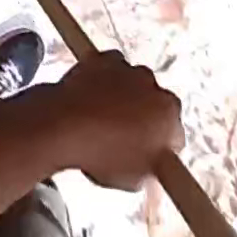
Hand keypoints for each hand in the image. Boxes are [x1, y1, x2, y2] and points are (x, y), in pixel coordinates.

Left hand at [39, 51, 182, 189]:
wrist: (63, 123)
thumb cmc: (100, 153)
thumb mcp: (135, 178)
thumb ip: (149, 166)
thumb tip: (143, 162)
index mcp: (168, 114)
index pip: (173, 133)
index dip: (160, 145)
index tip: (147, 152)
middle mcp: (152, 85)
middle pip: (154, 102)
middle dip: (144, 115)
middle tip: (124, 131)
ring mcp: (125, 68)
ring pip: (132, 81)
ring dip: (125, 92)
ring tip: (104, 111)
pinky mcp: (100, 57)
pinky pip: (110, 65)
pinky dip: (105, 74)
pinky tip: (93, 91)